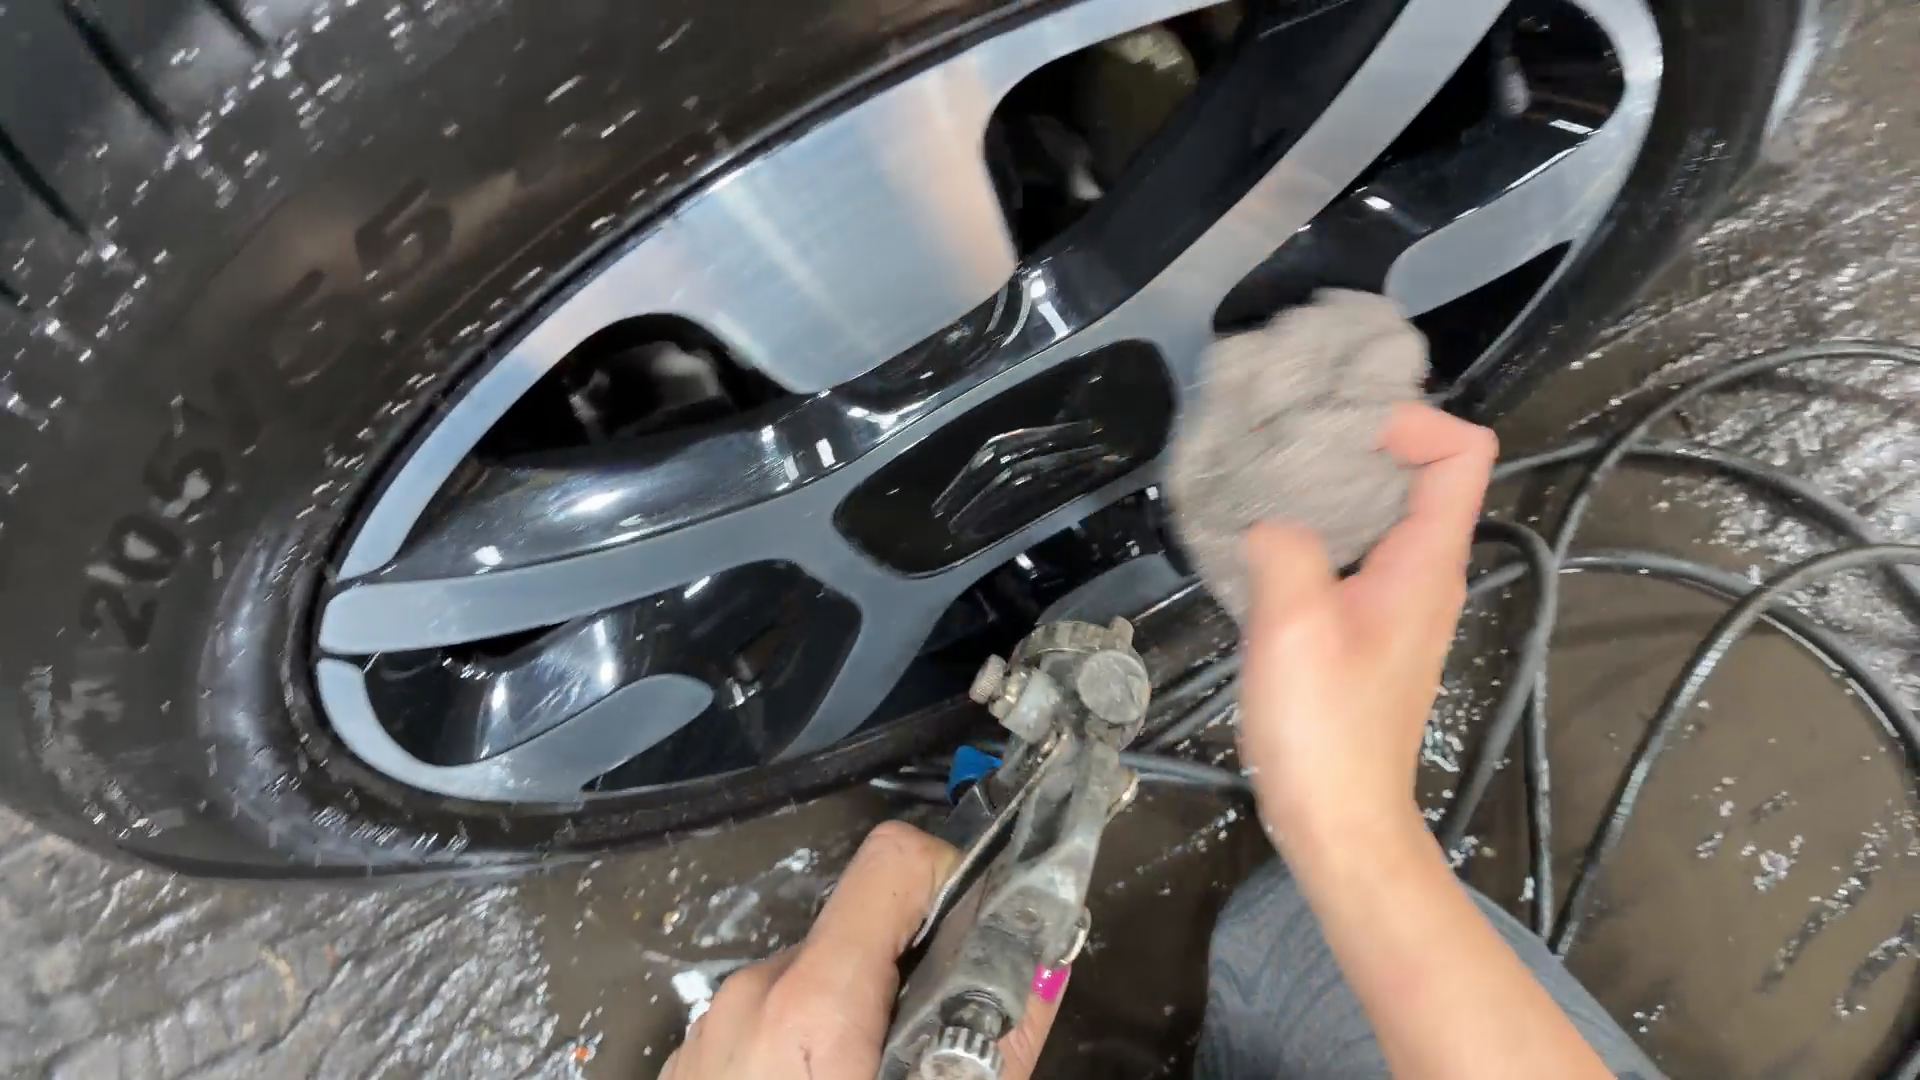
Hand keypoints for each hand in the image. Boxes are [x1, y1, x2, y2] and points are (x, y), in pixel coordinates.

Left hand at [661, 821, 1064, 1079]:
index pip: (892, 860)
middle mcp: (752, 993)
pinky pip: (772, 1021)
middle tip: (949, 1046)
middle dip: (916, 972)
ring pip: (818, 979)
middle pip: (859, 929)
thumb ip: (1002, 1038)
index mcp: (811, 1000)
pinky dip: (814, 1048)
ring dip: (865, 1018)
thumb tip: (1044, 962)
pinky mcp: (691, 1065)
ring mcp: (710, 1031)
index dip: (950, 876)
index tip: (982, 930)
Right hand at [1236, 403, 1495, 856]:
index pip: (1460, 456)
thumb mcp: (1294, 628)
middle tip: (1284, 443)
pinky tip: (1261, 542)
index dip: (1412, 422)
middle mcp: (1423, 575)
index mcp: (1425, 565)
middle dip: (1356, 445)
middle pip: (1417, 477)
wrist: (1335, 812)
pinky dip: (1311, 531)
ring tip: (1265, 483)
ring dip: (1327, 489)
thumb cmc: (1323, 725)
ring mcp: (1394, 602)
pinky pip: (1347, 553)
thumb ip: (1284, 552)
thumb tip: (1268, 521)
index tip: (1338, 426)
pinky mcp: (1363, 626)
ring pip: (1376, 515)